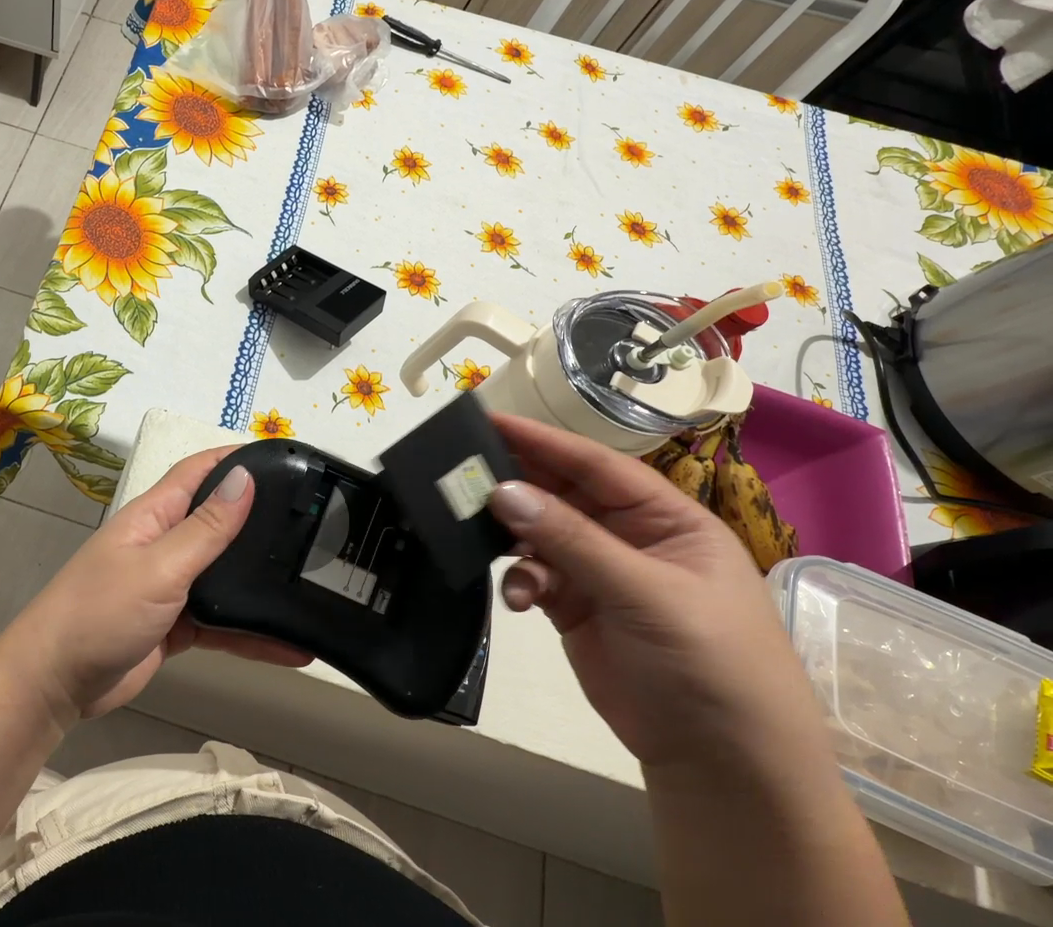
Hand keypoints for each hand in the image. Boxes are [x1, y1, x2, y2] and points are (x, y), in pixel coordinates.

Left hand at [0, 445, 310, 724]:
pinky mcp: (174, 627)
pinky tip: (293, 648)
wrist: (57, 682)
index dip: (236, 461)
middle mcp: (162, 545)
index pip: (199, 473)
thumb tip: (244, 478)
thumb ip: (204, 529)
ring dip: (260, 583)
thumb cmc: (100, 612)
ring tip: (314, 584)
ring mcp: (168, 587)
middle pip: (217, 524)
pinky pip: (222, 624)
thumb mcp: (158, 567)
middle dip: (260, 521)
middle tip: (316, 526)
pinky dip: (252, 634)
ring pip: (224, 578)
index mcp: (152, 517)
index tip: (287, 459)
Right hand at [487, 414, 828, 772]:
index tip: (487, 420)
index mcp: (667, 520)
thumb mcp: (646, 593)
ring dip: (511, 538)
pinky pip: (532, 576)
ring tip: (476, 536)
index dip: (544, 441)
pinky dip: (518, 581)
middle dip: (517, 484)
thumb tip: (502, 491)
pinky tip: (517, 598)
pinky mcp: (573, 607)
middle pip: (562, 494)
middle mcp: (630, 538)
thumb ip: (572, 541)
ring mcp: (599, 573)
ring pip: (539, 534)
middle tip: (460, 471)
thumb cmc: (709, 661)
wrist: (719, 759)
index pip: (597, 466)